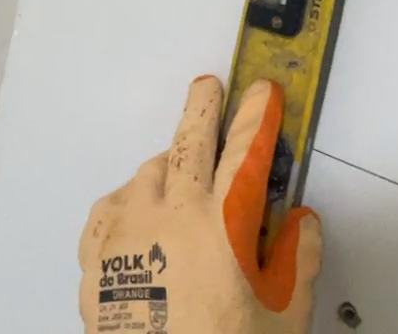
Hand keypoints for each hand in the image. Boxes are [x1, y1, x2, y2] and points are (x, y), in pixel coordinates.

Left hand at [78, 78, 322, 333]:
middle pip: (189, 141)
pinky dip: (129, 202)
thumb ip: (297, 262)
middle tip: (210, 86)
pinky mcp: (95, 258)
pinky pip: (111, 207)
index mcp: (220, 228)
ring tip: (183, 178)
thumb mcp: (281, 321)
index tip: (263, 93)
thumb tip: (302, 220)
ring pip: (148, 173)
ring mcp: (127, 233)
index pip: (246, 154)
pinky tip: (141, 215)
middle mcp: (170, 217)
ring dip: (170, 166)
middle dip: (204, 107)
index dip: (257, 118)